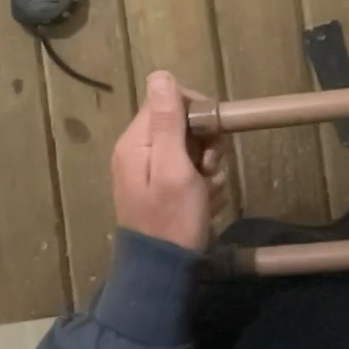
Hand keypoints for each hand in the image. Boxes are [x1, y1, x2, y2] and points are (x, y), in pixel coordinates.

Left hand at [111, 72, 225, 251]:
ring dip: (207, 166)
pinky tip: (204, 201)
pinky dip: (201, 183)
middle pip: (180, 123)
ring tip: (206, 190)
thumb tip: (160, 75)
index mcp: (135, 141)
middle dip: (204, 143)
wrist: (162, 273)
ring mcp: (147, 171)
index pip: (167, 99)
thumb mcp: (174, 168)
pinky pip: (187, 170)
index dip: (195, 111)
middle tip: (209, 169)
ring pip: (189, 148)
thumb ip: (167, 122)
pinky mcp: (159, 188)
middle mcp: (137, 151)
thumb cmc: (172, 221)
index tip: (213, 135)